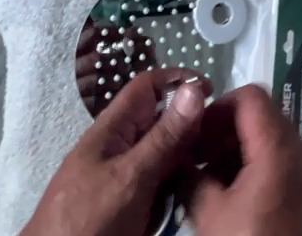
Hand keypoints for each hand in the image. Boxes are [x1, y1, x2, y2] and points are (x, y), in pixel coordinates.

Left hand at [22, 68, 207, 235]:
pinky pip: (156, 189)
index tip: (213, 92)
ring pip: (162, 158)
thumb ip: (165, 136)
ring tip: (193, 185)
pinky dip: (168, 197)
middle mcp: (118, 147)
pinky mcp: (126, 205)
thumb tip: (195, 88)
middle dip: (186, 133)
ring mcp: (122, 178)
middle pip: (160, 123)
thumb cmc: (88, 221)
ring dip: (179, 170)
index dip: (178, 81)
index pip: (148, 87)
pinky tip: (174, 210)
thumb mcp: (132, 177)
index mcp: (113, 128)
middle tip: (213, 151)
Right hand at [187, 85, 301, 235]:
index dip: (218, 107)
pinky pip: (282, 159)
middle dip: (225, 129)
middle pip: (261, 114)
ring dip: (238, 147)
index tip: (195, 131)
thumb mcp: (209, 214)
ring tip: (209, 177)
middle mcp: (301, 150)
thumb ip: (190, 175)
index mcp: (278, 148)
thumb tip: (175, 155)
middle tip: (196, 155)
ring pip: (271, 137)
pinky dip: (257, 163)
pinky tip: (231, 192)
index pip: (250, 96)